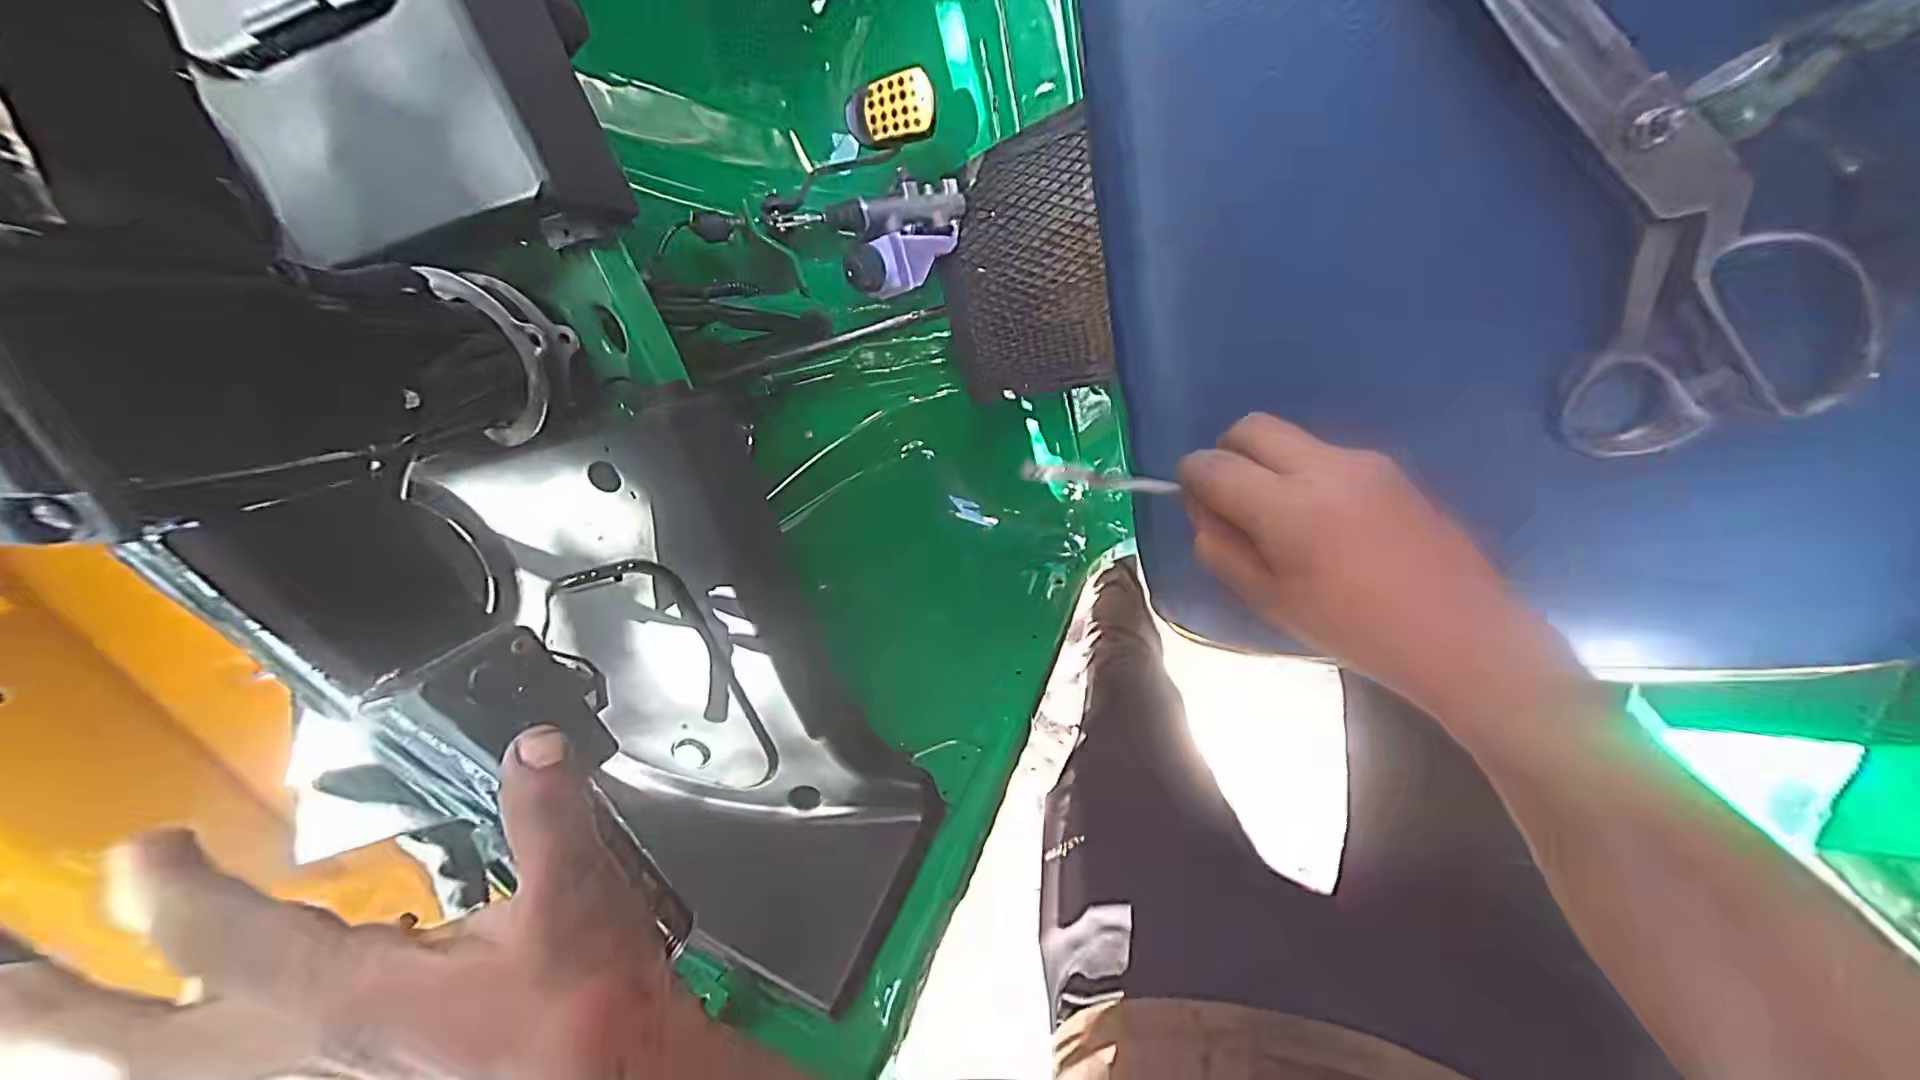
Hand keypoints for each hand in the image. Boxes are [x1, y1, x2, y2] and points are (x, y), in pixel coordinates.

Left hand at [0, 726, 802, 1079]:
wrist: (614, 1074)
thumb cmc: (585, 993)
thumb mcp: (575, 893)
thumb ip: (548, 815)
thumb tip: (533, 741)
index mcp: (352, 997)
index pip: (227, 940)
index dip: (170, 891)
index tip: (146, 847)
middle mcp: (308, 1053)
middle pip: (138, 1053)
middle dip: (53, 1014)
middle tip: (4, 980)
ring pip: (177, 1079)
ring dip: (109, 1047)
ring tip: (51, 1020)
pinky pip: (241, 1076)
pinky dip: (196, 1058)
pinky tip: (223, 1035)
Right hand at [1178, 414, 1581, 726]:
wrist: (1462, 636)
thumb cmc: (1355, 629)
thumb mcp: (1268, 600)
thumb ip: (1221, 549)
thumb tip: (1205, 511)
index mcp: (1288, 507)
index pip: (1211, 464)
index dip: (1190, 480)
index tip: (1199, 507)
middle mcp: (1324, 467)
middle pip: (1249, 427)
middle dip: (1225, 454)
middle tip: (1231, 500)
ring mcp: (1363, 461)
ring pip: (1289, 437)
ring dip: (1265, 464)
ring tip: (1280, 518)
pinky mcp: (1390, 468)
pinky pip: (1323, 454)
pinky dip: (1300, 473)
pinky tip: (1321, 521)